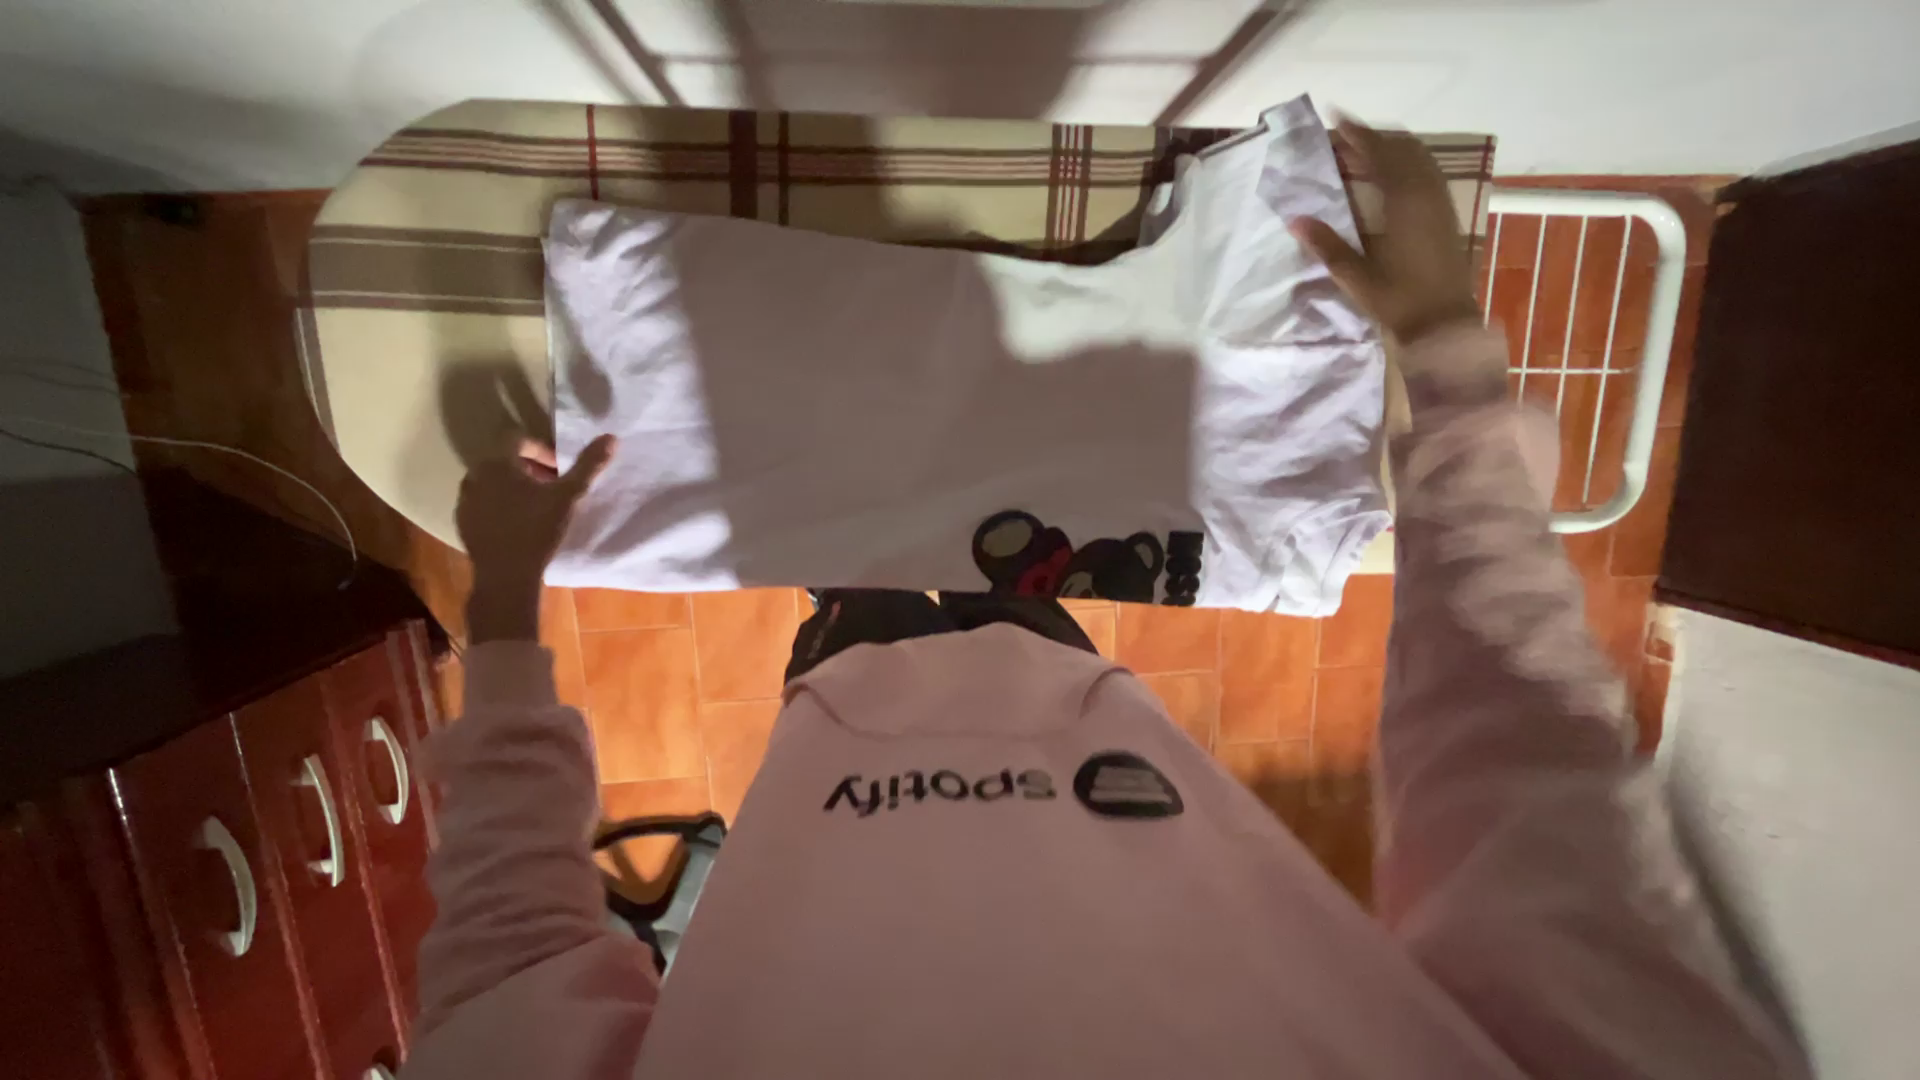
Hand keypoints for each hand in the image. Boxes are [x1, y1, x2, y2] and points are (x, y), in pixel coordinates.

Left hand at [457, 434, 615, 642]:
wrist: (507, 575)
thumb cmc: (538, 529)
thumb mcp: (569, 496)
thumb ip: (588, 466)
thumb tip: (611, 437)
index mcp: (497, 463)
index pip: (517, 438)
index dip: (541, 448)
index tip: (560, 468)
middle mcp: (474, 475)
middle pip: (504, 459)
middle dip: (530, 468)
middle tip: (553, 485)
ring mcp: (465, 499)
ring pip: (493, 481)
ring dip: (515, 486)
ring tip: (538, 504)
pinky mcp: (463, 521)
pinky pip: (483, 502)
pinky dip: (501, 504)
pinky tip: (519, 522)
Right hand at [1290, 117, 1483, 350]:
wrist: (1443, 321)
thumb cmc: (1397, 301)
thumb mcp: (1355, 276)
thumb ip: (1326, 245)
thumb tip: (1295, 219)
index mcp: (1404, 203)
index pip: (1380, 155)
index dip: (1358, 135)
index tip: (1337, 119)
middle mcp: (1426, 193)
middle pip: (1401, 148)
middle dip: (1371, 137)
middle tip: (1341, 139)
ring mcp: (1439, 201)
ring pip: (1417, 157)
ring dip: (1389, 148)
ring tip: (1361, 152)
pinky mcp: (1444, 213)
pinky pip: (1425, 172)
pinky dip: (1404, 162)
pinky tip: (1388, 174)